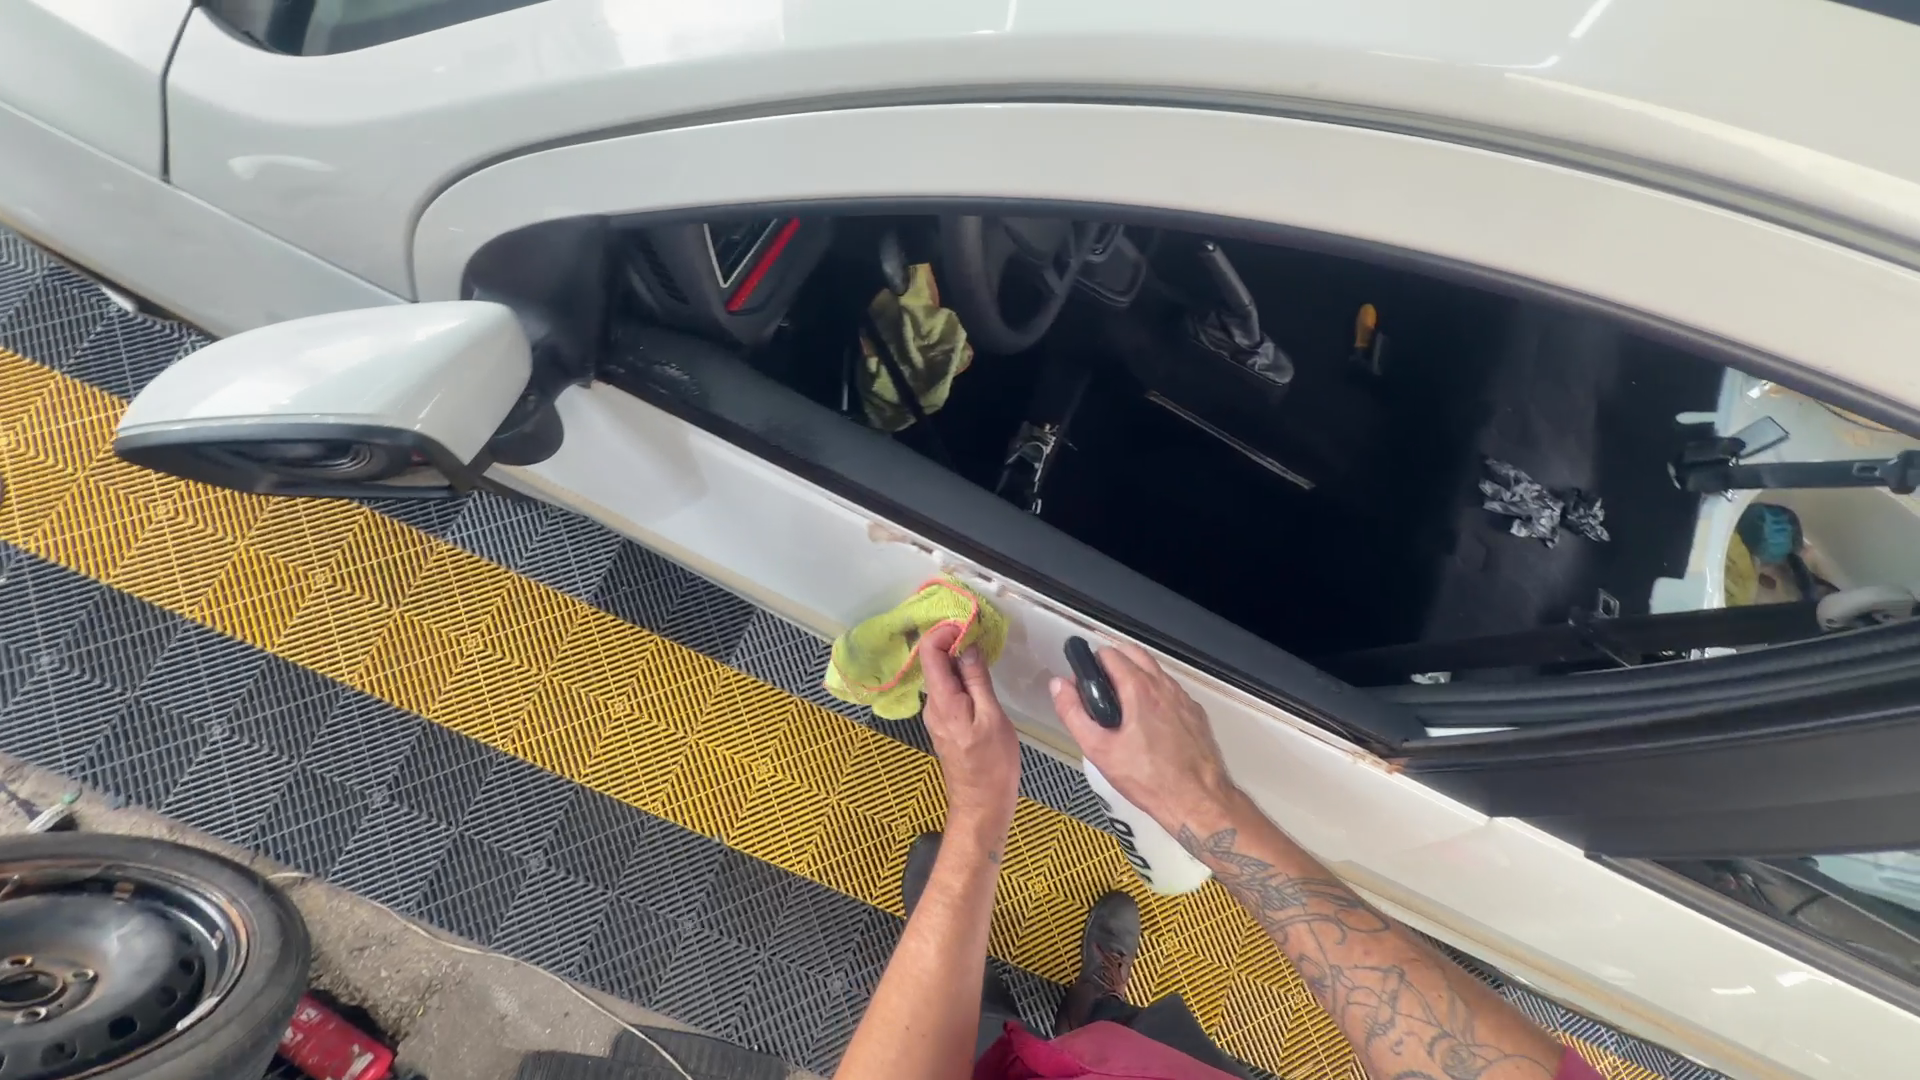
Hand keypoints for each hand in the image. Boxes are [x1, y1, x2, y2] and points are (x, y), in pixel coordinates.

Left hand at [919, 622, 1019, 837]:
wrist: (981, 805)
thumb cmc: (991, 766)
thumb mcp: (992, 717)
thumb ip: (977, 680)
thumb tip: (968, 648)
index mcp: (943, 701)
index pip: (929, 653)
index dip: (944, 632)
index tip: (965, 624)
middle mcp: (932, 706)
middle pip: (932, 662)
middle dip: (952, 641)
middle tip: (977, 633)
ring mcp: (936, 716)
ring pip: (940, 676)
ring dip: (957, 659)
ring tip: (981, 651)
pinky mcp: (945, 724)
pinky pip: (947, 690)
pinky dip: (959, 676)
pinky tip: (977, 677)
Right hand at [1049, 642, 1239, 831]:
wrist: (1197, 801)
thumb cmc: (1151, 779)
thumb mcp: (1099, 749)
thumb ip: (1073, 713)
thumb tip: (1059, 687)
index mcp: (1139, 689)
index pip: (1110, 654)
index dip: (1092, 663)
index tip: (1085, 680)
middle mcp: (1164, 687)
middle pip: (1134, 653)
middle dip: (1114, 661)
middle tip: (1101, 686)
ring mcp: (1183, 699)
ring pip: (1155, 670)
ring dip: (1136, 675)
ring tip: (1121, 705)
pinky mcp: (1195, 714)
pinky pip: (1171, 691)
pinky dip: (1156, 694)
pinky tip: (1148, 721)